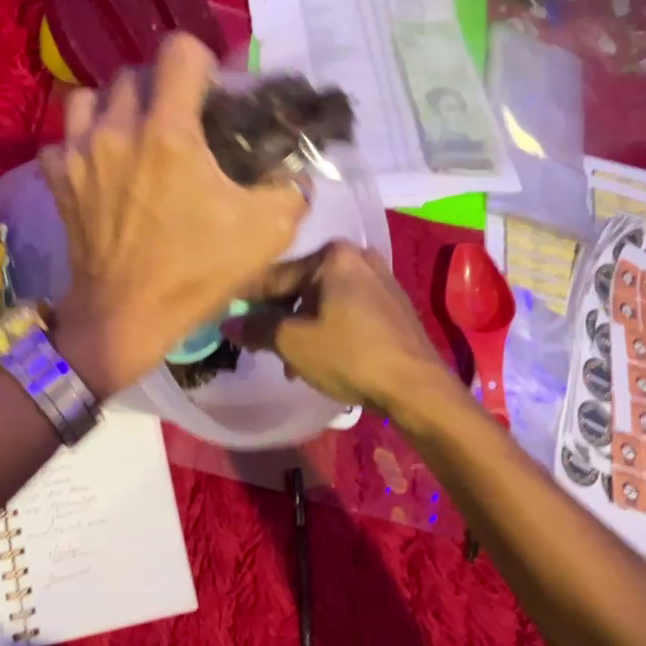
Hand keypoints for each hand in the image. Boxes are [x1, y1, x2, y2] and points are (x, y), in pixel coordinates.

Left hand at [39, 34, 307, 397]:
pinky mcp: (57, 179)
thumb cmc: (195, 272)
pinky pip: (62, 140)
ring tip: (132, 134)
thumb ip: (289, 187)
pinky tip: (98, 165)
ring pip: (90, 97)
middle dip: (160, 88)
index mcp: (168, 131)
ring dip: (113, 108)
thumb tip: (293, 169)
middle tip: (179, 119)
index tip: (211, 91)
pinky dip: (79, 144)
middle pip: (134, 73)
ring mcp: (79, 153)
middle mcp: (117, 129)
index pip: (179, 50)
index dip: (201, 61)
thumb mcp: (267, 231)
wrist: (125, 316)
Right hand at [225, 241, 462, 424]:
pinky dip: (328, 327)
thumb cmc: (350, 356)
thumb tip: (228, 324)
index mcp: (333, 255)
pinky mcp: (394, 305)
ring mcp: (381, 280)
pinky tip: (322, 357)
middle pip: (301, 285)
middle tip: (260, 344)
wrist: (418, 389)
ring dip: (302, 325)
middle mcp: (358, 257)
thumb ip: (256, 328)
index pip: (276, 275)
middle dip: (279, 316)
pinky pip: (347, 309)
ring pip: (324, 299)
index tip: (229, 318)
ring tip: (291, 360)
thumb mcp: (293, 343)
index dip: (248, 300)